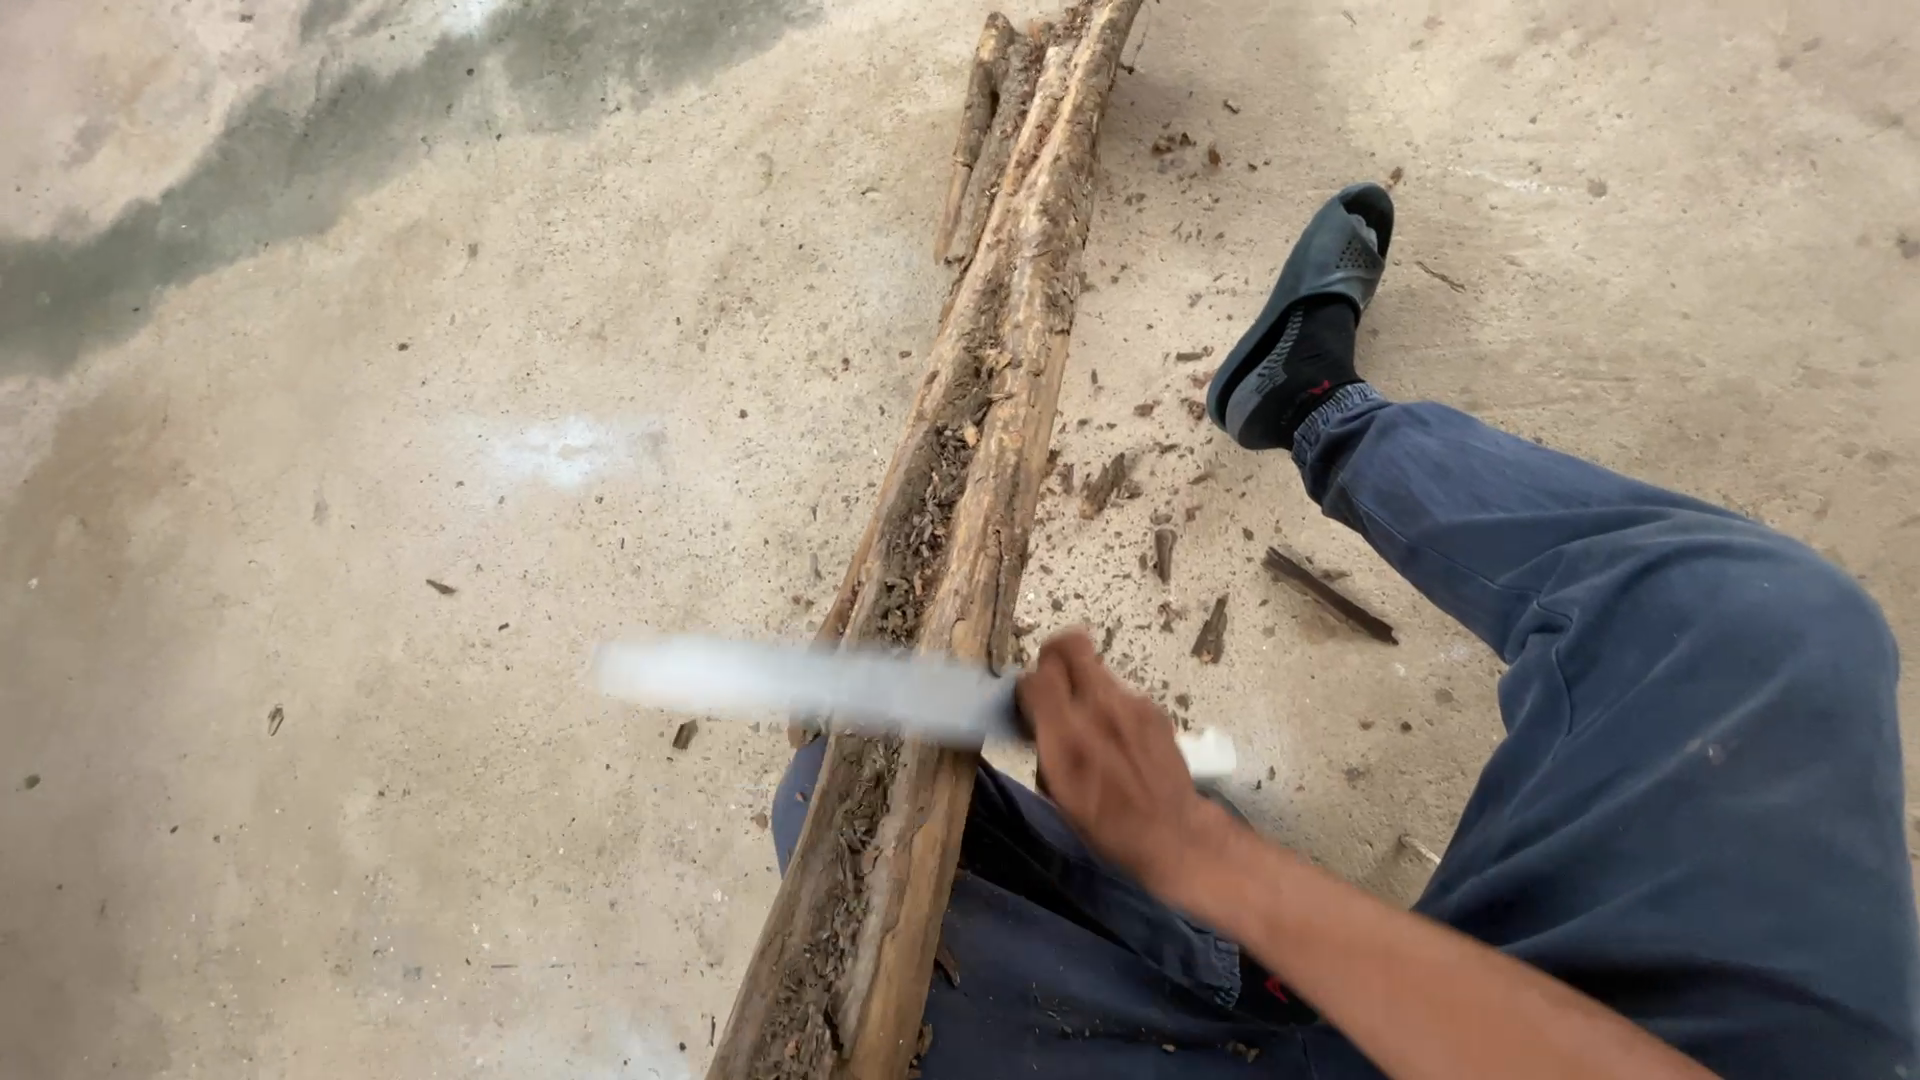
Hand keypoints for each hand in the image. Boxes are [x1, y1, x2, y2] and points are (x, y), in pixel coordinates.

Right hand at [1015, 629, 1234, 894]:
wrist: (1172, 833)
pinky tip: (1120, 737)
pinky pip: (1121, 693)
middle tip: (1052, 681)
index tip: (1029, 704)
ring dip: (1085, 685)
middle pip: (1070, 645)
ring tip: (1091, 720)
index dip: (1026, 687)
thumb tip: (1037, 719)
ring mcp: (1131, 704)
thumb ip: (1044, 745)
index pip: (1034, 678)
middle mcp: (1098, 708)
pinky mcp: (1153, 709)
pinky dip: (1113, 706)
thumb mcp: (1058, 793)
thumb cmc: (1106, 824)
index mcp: (1067, 734)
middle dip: (1055, 656)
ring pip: (1096, 669)